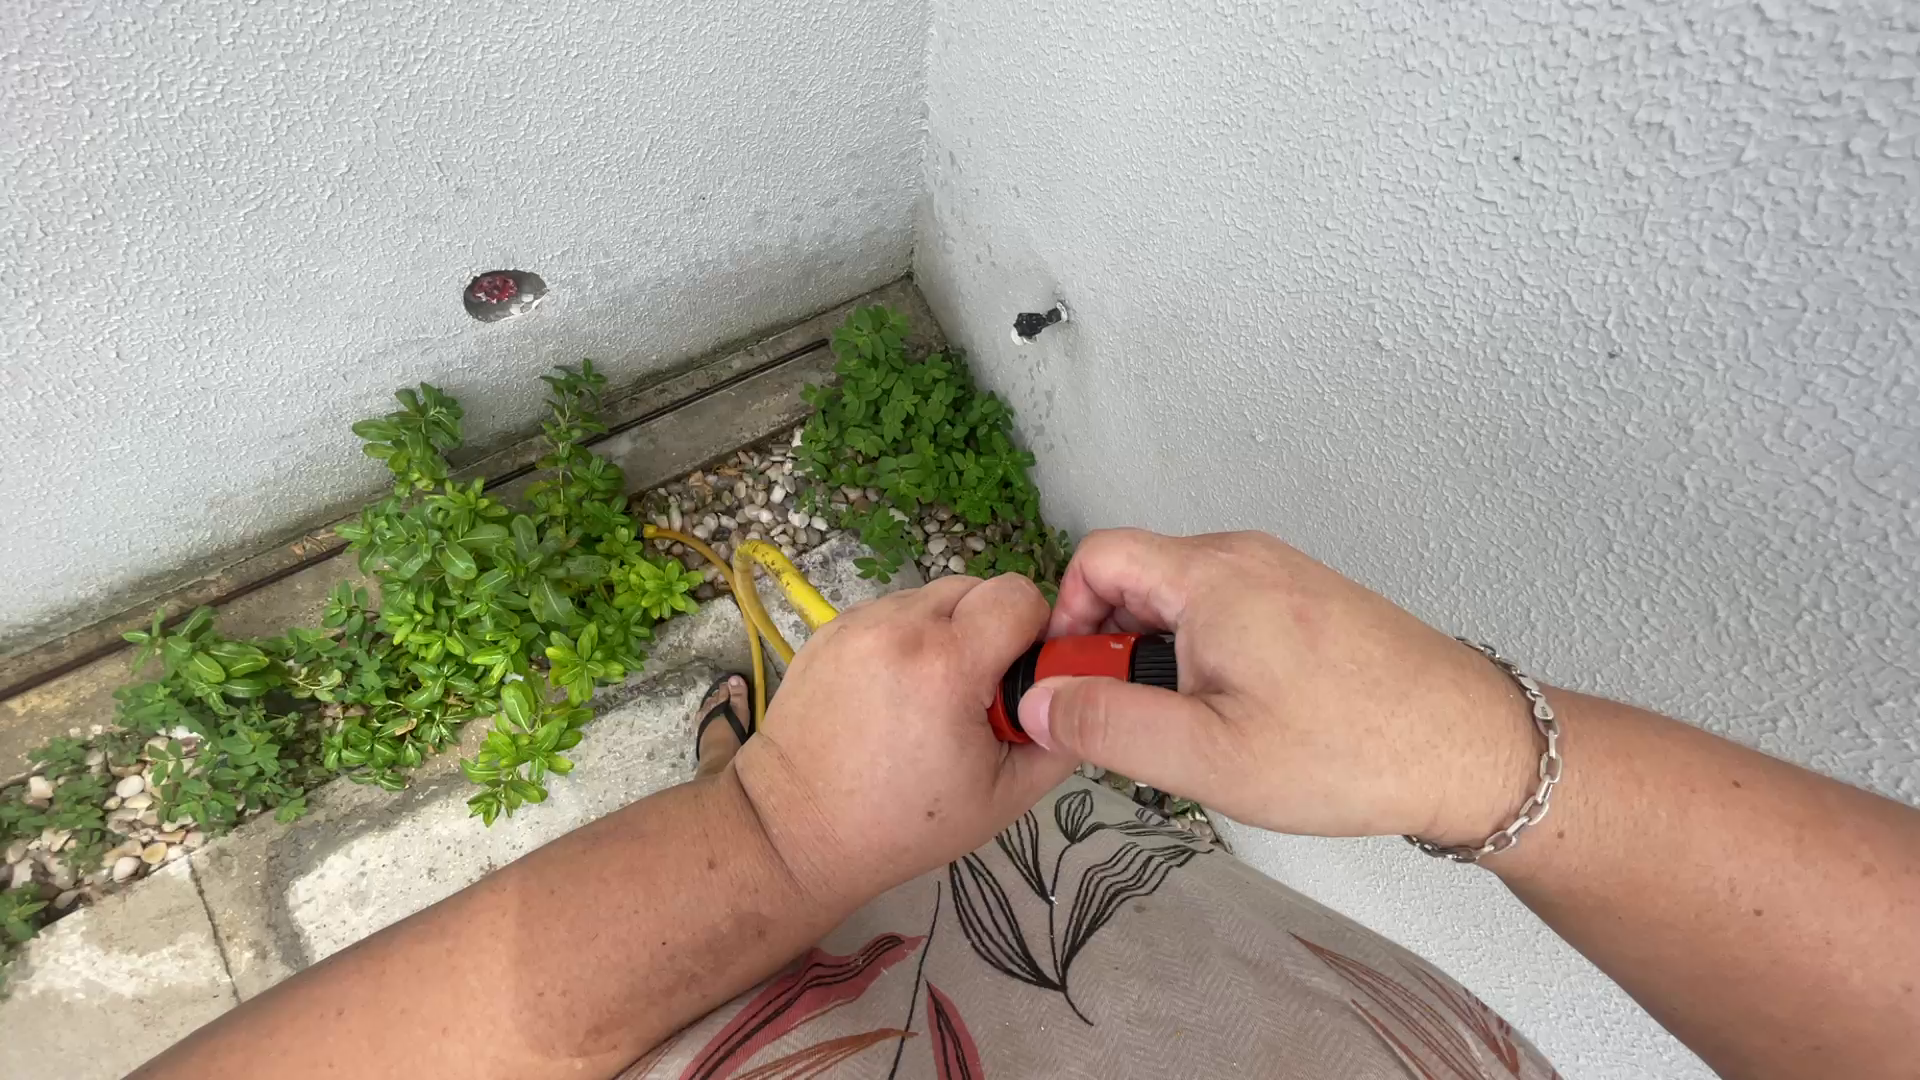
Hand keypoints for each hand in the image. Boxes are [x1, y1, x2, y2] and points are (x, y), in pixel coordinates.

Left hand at [730, 574, 1076, 905]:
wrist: (794, 829)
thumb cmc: (905, 823)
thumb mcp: (1004, 797)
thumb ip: (1058, 736)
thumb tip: (1077, 690)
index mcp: (946, 664)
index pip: (1020, 594)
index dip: (1035, 629)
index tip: (1020, 673)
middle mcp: (900, 625)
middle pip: (978, 587)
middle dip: (992, 628)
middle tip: (976, 688)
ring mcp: (859, 620)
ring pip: (934, 596)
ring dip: (948, 629)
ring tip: (930, 690)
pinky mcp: (831, 626)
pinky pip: (893, 610)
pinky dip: (907, 635)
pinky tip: (892, 687)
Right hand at [1018, 528, 1538, 843]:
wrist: (1476, 748)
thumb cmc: (1342, 750)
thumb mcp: (1207, 754)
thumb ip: (1108, 724)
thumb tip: (1037, 701)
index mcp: (1209, 575)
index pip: (1097, 556)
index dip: (1068, 616)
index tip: (1079, 680)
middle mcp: (1240, 554)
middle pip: (1135, 576)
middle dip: (1113, 643)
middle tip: (1136, 714)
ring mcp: (1276, 570)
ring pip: (1176, 595)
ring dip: (1156, 650)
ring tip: (1189, 719)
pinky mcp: (1300, 594)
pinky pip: (1219, 605)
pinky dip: (1198, 647)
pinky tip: (1233, 705)